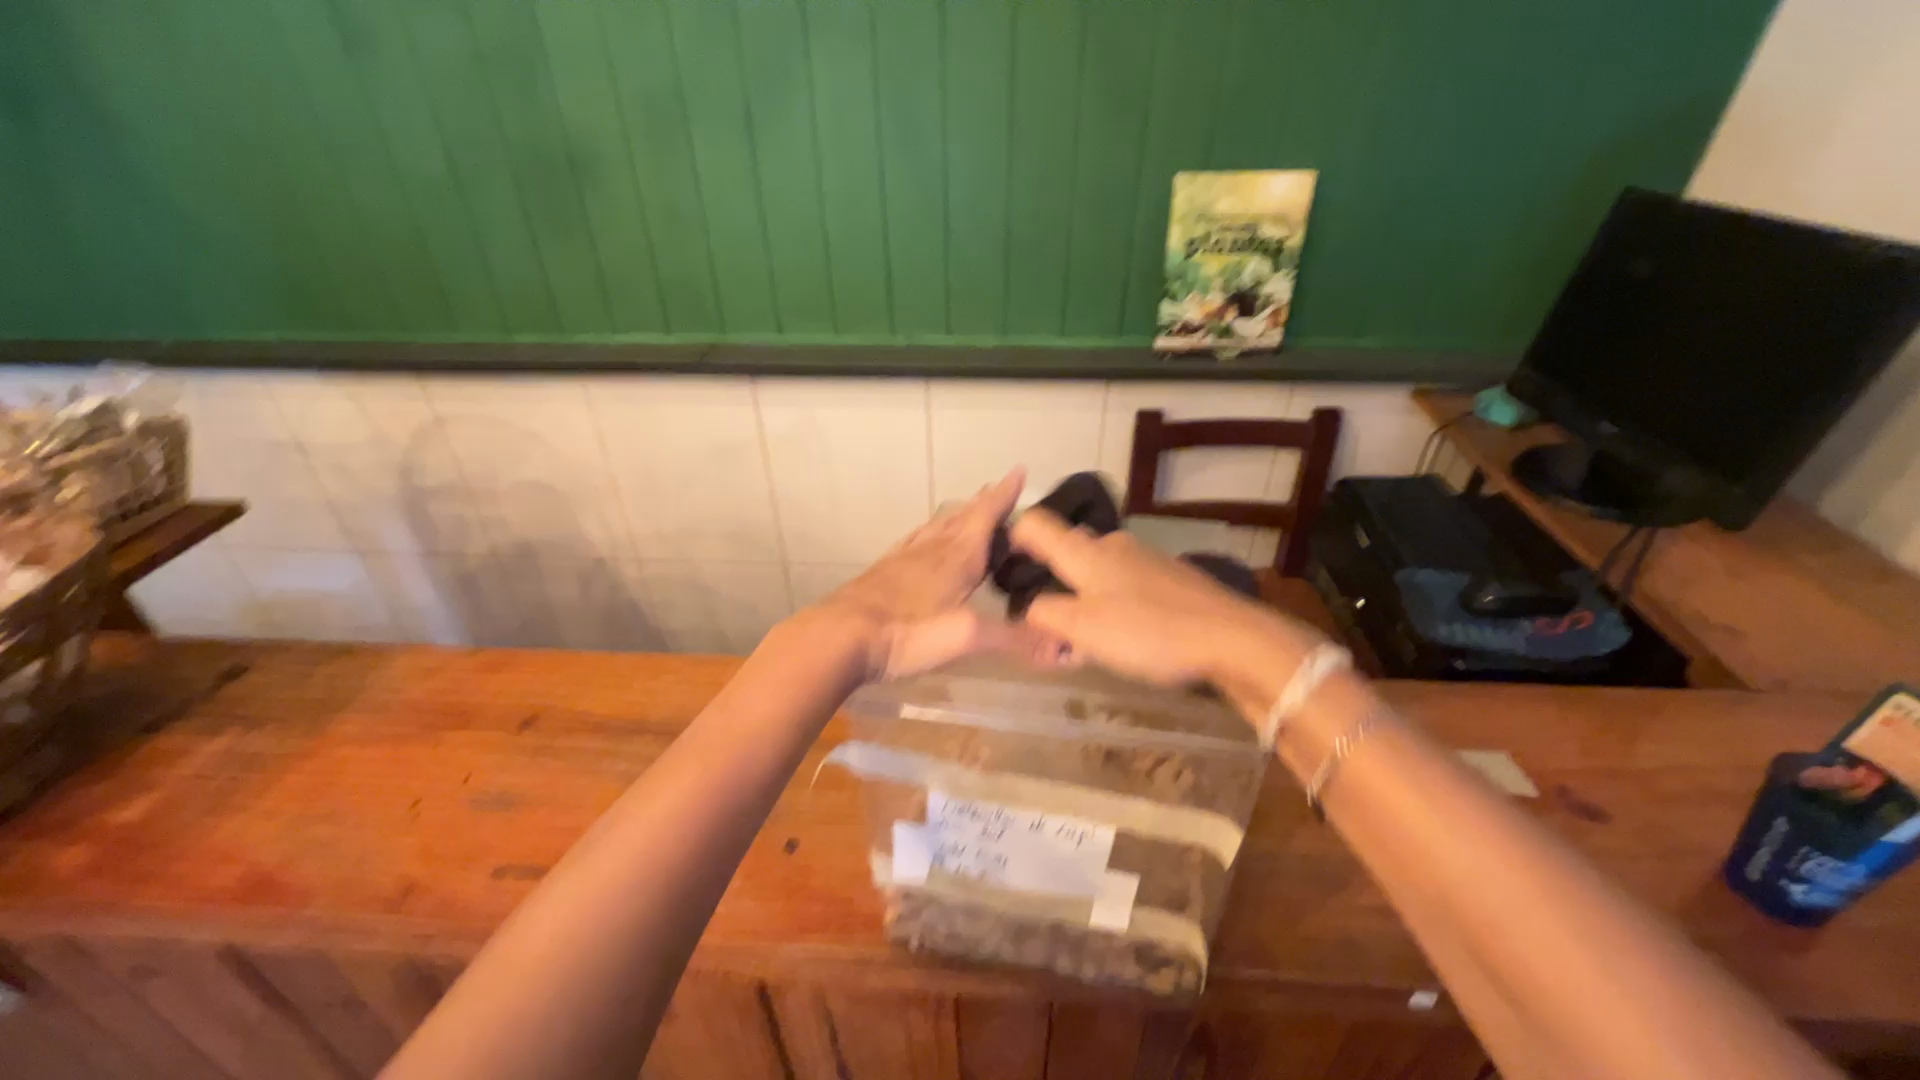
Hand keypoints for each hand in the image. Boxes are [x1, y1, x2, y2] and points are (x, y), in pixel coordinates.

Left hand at [808, 468, 1060, 680]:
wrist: (839, 638)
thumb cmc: (906, 634)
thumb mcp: (966, 637)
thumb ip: (1013, 639)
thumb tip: (1065, 649)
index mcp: (955, 558)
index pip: (984, 517)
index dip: (1002, 496)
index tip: (1017, 471)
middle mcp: (930, 551)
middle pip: (961, 519)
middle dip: (982, 504)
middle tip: (998, 489)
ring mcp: (902, 561)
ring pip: (935, 529)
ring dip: (955, 518)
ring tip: (965, 510)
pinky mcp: (882, 575)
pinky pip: (912, 544)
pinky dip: (926, 535)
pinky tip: (920, 542)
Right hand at [1008, 508, 1324, 696]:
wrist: (1232, 638)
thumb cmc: (1148, 632)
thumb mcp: (1083, 629)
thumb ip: (1045, 616)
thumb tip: (1027, 608)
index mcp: (1086, 553)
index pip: (1037, 524)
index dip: (1013, 537)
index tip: (1003, 564)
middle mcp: (1114, 545)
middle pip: (1069, 549)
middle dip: (1052, 577)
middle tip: (1045, 618)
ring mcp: (1147, 559)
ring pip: (1100, 570)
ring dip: (1085, 596)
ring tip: (1086, 637)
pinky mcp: (1172, 578)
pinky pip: (1128, 584)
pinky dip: (1115, 603)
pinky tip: (1129, 635)